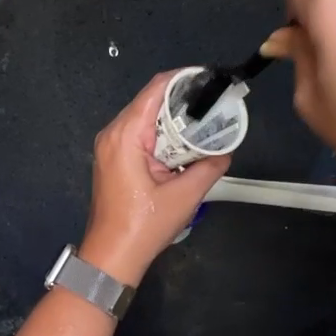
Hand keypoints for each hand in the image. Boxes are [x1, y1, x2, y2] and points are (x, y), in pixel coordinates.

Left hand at [78, 73, 230, 285]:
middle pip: (150, 101)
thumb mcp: (184, 196)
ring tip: (205, 120)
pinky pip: (139, 135)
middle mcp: (113, 133)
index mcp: (125, 136)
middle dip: (183, 100)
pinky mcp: (113, 159)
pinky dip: (162, 134)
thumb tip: (225, 151)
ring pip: (145, 118)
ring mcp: (110, 146)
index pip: (155, 90)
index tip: (210, 79)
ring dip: (173, 119)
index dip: (184, 79)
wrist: (112, 256)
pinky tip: (184, 142)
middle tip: (214, 103)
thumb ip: (208, 167)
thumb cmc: (143, 226)